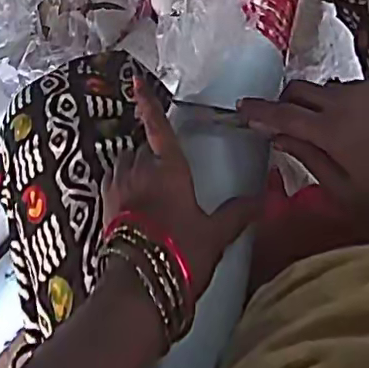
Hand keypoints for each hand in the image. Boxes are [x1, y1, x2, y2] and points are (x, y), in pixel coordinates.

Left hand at [101, 79, 260, 302]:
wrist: (140, 285)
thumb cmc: (182, 254)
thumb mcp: (215, 235)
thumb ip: (237, 214)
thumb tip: (263, 200)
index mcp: (168, 168)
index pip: (158, 127)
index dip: (148, 103)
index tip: (136, 82)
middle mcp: (140, 168)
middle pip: (143, 147)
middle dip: (153, 153)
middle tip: (167, 174)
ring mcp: (119, 184)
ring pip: (125, 161)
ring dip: (135, 166)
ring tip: (151, 188)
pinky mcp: (106, 202)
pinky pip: (113, 179)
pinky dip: (122, 181)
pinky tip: (132, 198)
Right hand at [239, 81, 368, 215]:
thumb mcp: (341, 190)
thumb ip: (305, 157)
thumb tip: (276, 136)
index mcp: (332, 131)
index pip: (283, 114)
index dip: (258, 111)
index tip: (241, 109)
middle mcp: (342, 103)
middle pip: (295, 90)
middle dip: (281, 103)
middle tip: (276, 123)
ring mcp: (359, 92)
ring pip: (315, 87)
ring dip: (305, 102)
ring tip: (310, 126)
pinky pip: (335, 88)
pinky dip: (326, 100)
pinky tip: (336, 122)